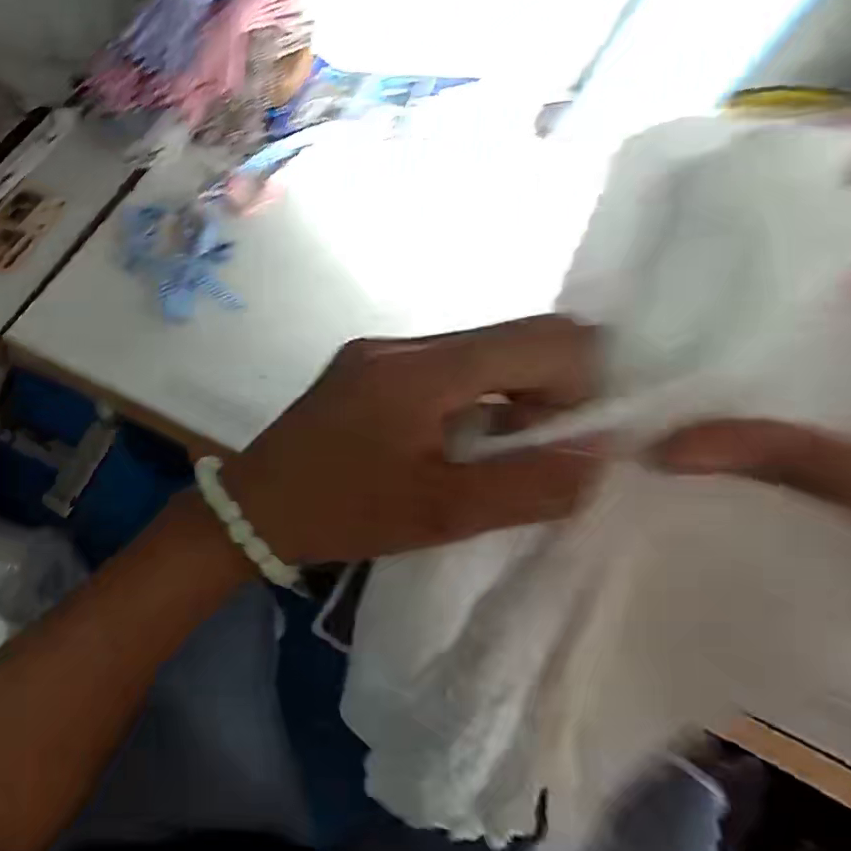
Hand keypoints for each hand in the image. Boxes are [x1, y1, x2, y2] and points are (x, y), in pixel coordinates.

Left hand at [222, 315, 602, 563]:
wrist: (249, 510)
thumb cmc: (338, 513)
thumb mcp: (441, 512)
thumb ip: (530, 483)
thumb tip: (600, 453)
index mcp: (418, 369)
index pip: (545, 337)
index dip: (584, 383)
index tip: (569, 442)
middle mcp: (395, 345)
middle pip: (509, 341)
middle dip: (546, 392)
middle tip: (532, 456)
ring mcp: (371, 354)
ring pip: (474, 355)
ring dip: (503, 398)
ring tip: (487, 459)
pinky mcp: (357, 371)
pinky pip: (436, 370)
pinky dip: (463, 401)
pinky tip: (447, 447)